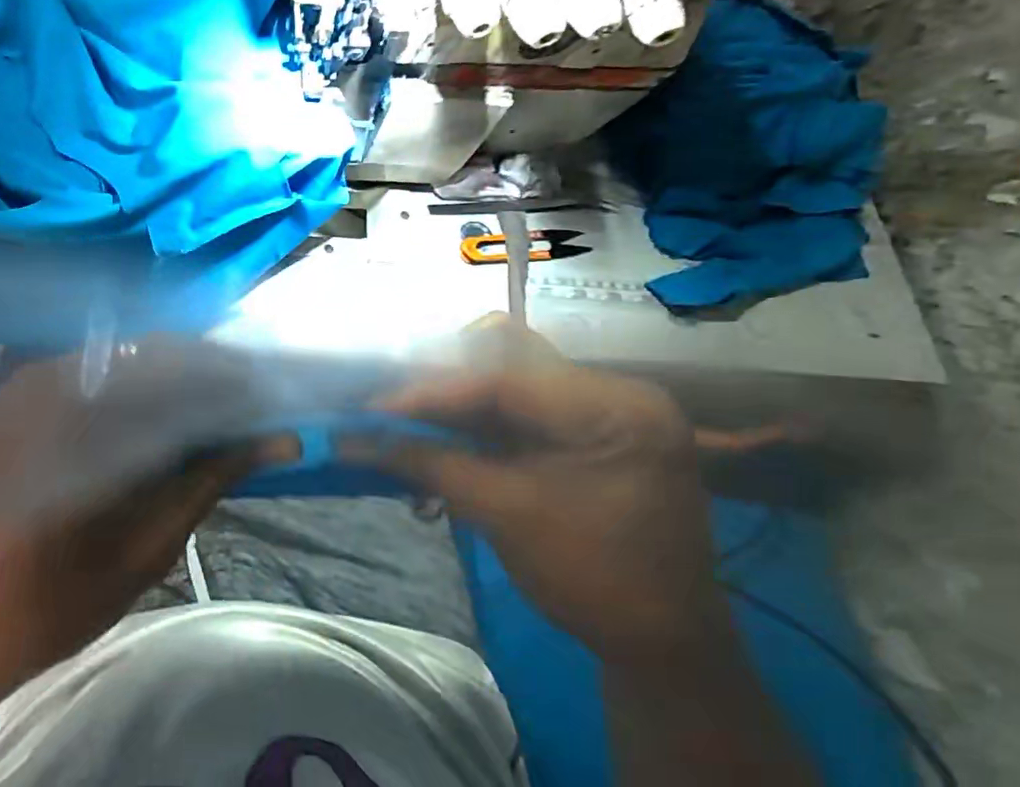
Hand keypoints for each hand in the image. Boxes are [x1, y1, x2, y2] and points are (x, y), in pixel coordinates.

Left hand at [0, 355, 283, 771]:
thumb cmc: (48, 603)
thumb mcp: (144, 548)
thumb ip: (210, 478)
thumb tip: (278, 438)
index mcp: (72, 418)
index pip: (174, 368)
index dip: (229, 378)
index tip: (269, 395)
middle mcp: (47, 382)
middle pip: (150, 356)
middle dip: (205, 379)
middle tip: (248, 408)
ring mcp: (29, 383)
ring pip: (127, 362)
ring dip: (176, 385)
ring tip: (215, 414)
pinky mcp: (22, 396)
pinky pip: (100, 375)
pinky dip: (140, 393)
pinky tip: (166, 420)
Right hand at [350, 316, 725, 661]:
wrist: (663, 648)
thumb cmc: (593, 578)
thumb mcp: (506, 514)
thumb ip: (432, 464)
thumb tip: (355, 440)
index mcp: (616, 406)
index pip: (506, 379)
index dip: (432, 392)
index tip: (374, 410)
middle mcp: (615, 393)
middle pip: (508, 371)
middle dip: (442, 393)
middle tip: (386, 411)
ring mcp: (606, 413)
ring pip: (511, 391)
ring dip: (456, 411)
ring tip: (404, 428)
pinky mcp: (592, 435)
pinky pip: (525, 417)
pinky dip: (479, 430)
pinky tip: (441, 445)